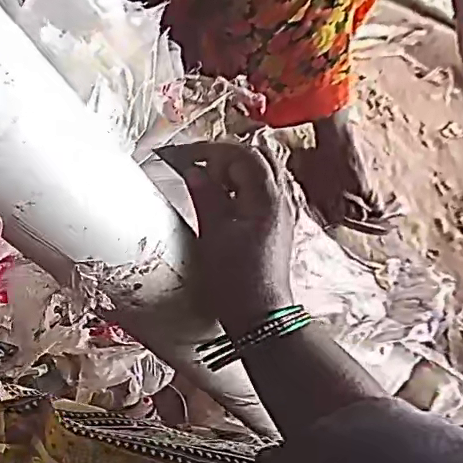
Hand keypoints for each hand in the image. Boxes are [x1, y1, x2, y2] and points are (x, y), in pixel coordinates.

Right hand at [157, 142, 296, 332]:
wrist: (257, 311)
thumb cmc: (235, 276)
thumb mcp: (213, 233)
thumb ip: (205, 196)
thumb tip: (193, 170)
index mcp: (267, 197)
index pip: (242, 155)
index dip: (209, 150)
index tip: (181, 156)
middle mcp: (281, 199)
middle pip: (256, 158)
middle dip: (222, 156)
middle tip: (192, 165)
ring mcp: (281, 211)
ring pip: (260, 173)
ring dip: (231, 170)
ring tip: (205, 181)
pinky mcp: (275, 224)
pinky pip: (260, 190)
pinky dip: (239, 185)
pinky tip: (221, 198)